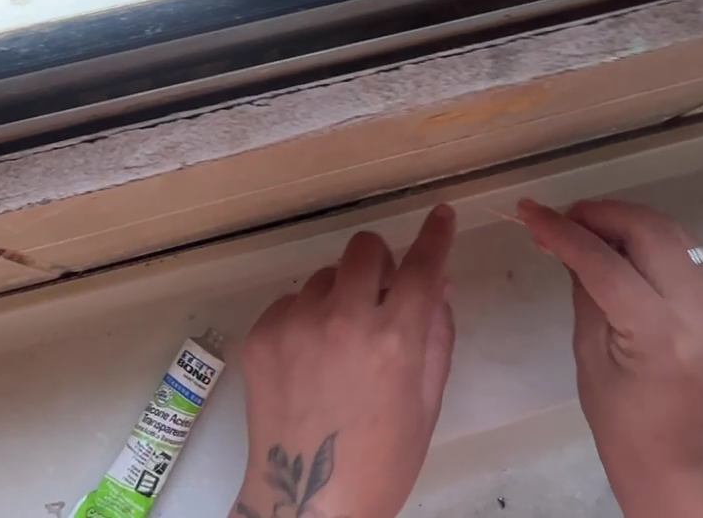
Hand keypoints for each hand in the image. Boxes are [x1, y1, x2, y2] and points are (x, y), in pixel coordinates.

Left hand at [230, 205, 456, 517]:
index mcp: (392, 339)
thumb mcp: (424, 403)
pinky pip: (291, 301)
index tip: (441, 214)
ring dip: (339, 294)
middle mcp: (342, 318)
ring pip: (324, 275)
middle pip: (363, 249)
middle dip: (378, 263)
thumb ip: (435, 335)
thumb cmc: (381, 458)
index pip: (420, 267)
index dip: (434, 236)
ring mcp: (296, 322)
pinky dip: (305, 318)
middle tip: (379, 294)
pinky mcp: (262, 331)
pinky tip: (308, 359)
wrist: (307, 501)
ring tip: (339, 344)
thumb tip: (438, 283)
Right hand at [517, 200, 702, 517]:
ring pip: (677, 236)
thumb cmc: (623, 429)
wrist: (687, 479)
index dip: (561, 230)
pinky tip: (624, 253)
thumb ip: (583, 289)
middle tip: (562, 219)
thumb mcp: (588, 356)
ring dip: (628, 222)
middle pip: (651, 232)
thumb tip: (562, 240)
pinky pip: (691, 259)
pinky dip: (653, 243)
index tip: (528, 211)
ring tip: (589, 230)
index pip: (605, 262)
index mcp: (663, 338)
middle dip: (600, 213)